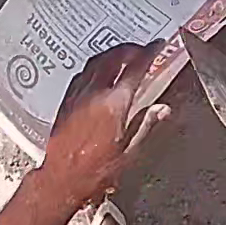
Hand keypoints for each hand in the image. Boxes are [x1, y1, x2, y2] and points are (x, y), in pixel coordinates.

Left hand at [31, 42, 171, 209]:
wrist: (62, 178)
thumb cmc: (96, 171)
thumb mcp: (129, 152)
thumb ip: (147, 125)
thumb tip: (163, 108)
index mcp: (114, 104)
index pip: (135, 69)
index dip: (149, 53)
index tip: (157, 46)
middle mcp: (95, 93)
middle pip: (114, 57)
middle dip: (130, 49)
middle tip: (141, 49)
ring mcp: (78, 94)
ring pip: (96, 61)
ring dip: (112, 54)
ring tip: (123, 55)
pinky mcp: (67, 99)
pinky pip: (83, 72)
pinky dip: (96, 64)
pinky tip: (100, 71)